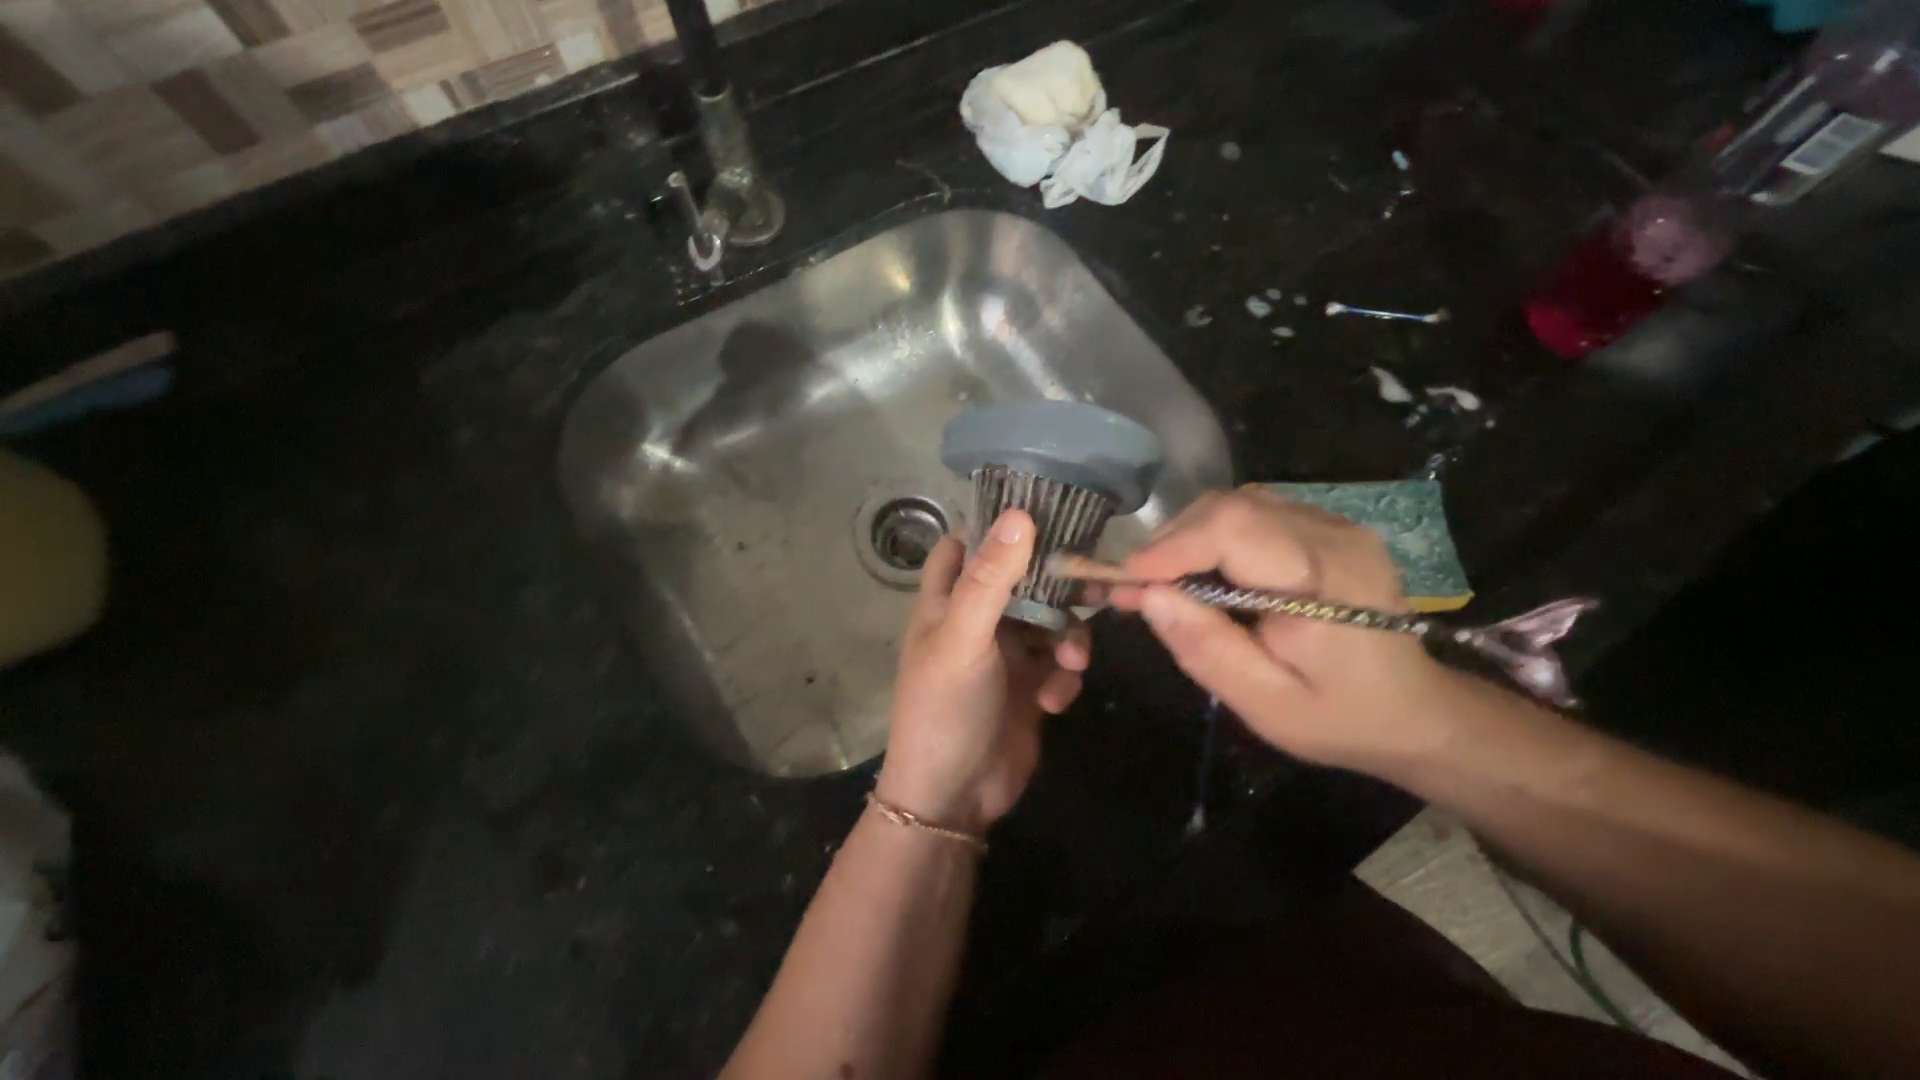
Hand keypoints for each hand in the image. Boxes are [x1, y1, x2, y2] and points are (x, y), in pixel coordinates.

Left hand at [875, 509, 1089, 833]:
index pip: (965, 546)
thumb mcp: (963, 637)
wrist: (953, 796)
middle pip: (1024, 581)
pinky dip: (1064, 676)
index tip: (1041, 519)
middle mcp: (976, 621)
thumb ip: (991, 578)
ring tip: (1071, 663)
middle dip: (1056, 588)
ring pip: (1051, 622)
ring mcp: (1006, 656)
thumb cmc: (945, 708)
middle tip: (1090, 588)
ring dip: (1068, 637)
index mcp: (946, 602)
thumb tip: (1019, 514)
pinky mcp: (1031, 688)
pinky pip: (1060, 664)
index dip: (995, 532)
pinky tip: (1055, 701)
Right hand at [1108, 488, 1455, 771]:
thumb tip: (1146, 597)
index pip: (1234, 529)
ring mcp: (1335, 524)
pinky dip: (1216, 535)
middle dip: (1172, 542)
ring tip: (1164, 582)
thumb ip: (1207, 649)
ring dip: (1190, 536)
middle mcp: (1333, 536)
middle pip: (1230, 507)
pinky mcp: (1329, 527)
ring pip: (1239, 503)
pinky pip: (1257, 512)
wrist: (1416, 711)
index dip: (1171, 546)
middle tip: (1136, 588)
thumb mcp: (1266, 705)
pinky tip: (1205, 572)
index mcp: (1325, 580)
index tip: (1126, 582)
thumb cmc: (1340, 717)